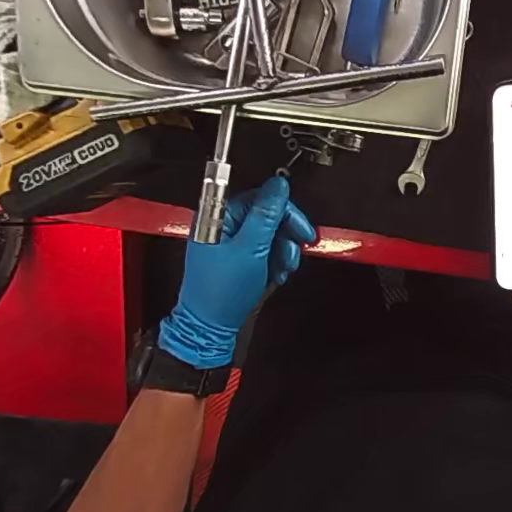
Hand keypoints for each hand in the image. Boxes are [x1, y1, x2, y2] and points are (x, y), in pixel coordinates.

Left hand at [159, 176, 317, 368]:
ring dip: (283, 251)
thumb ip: (266, 214)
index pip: (260, 198)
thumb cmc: (223, 289)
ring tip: (283, 269)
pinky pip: (265, 250)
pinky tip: (276, 275)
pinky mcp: (239, 258)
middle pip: (267, 215)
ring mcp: (231, 242)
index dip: (285, 212)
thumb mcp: (251, 249)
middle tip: (294, 254)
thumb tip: (278, 184)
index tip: (302, 230)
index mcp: (218, 215)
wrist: (210, 327)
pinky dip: (276, 261)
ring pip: (270, 234)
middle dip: (286, 235)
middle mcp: (223, 224)